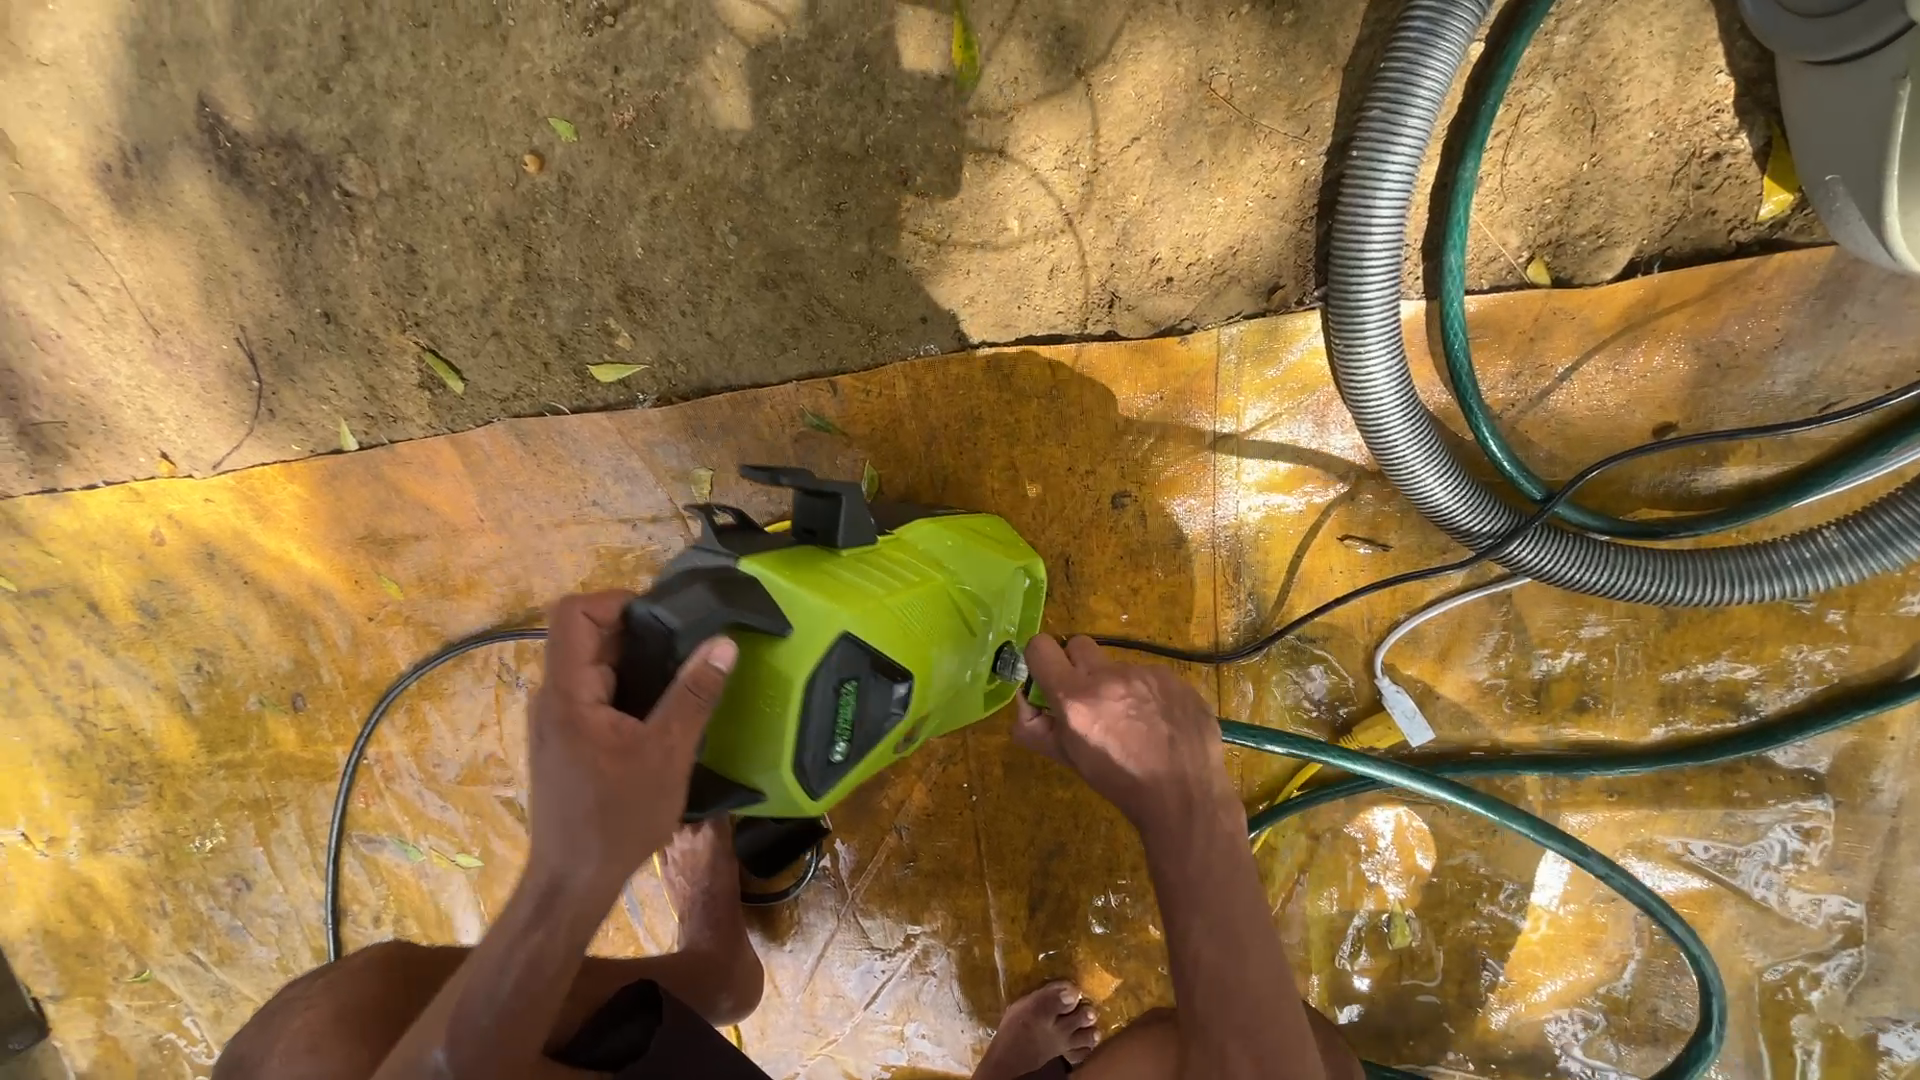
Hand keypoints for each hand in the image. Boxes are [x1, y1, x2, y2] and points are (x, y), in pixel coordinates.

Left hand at [526, 591, 737, 895]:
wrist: (573, 881)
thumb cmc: (618, 817)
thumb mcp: (668, 753)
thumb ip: (694, 693)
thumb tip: (723, 642)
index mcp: (568, 693)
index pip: (574, 612)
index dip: (617, 600)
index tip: (664, 616)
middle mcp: (552, 698)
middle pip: (585, 635)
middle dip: (638, 631)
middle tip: (689, 645)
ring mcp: (555, 720)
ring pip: (593, 665)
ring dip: (636, 660)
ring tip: (683, 674)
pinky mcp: (565, 738)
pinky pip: (594, 692)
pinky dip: (628, 686)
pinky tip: (661, 710)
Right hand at [1014, 635, 1239, 835]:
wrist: (1185, 796)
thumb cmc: (1118, 782)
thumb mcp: (1066, 759)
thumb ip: (1033, 727)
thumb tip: (1025, 699)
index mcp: (1074, 697)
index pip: (1040, 646)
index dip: (1041, 660)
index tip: (1049, 679)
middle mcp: (1107, 675)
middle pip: (1078, 645)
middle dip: (1078, 667)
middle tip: (1090, 700)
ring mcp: (1145, 672)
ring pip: (1117, 665)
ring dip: (1117, 685)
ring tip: (1134, 722)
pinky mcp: (1174, 677)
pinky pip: (1150, 675)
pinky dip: (1149, 693)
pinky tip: (1160, 723)